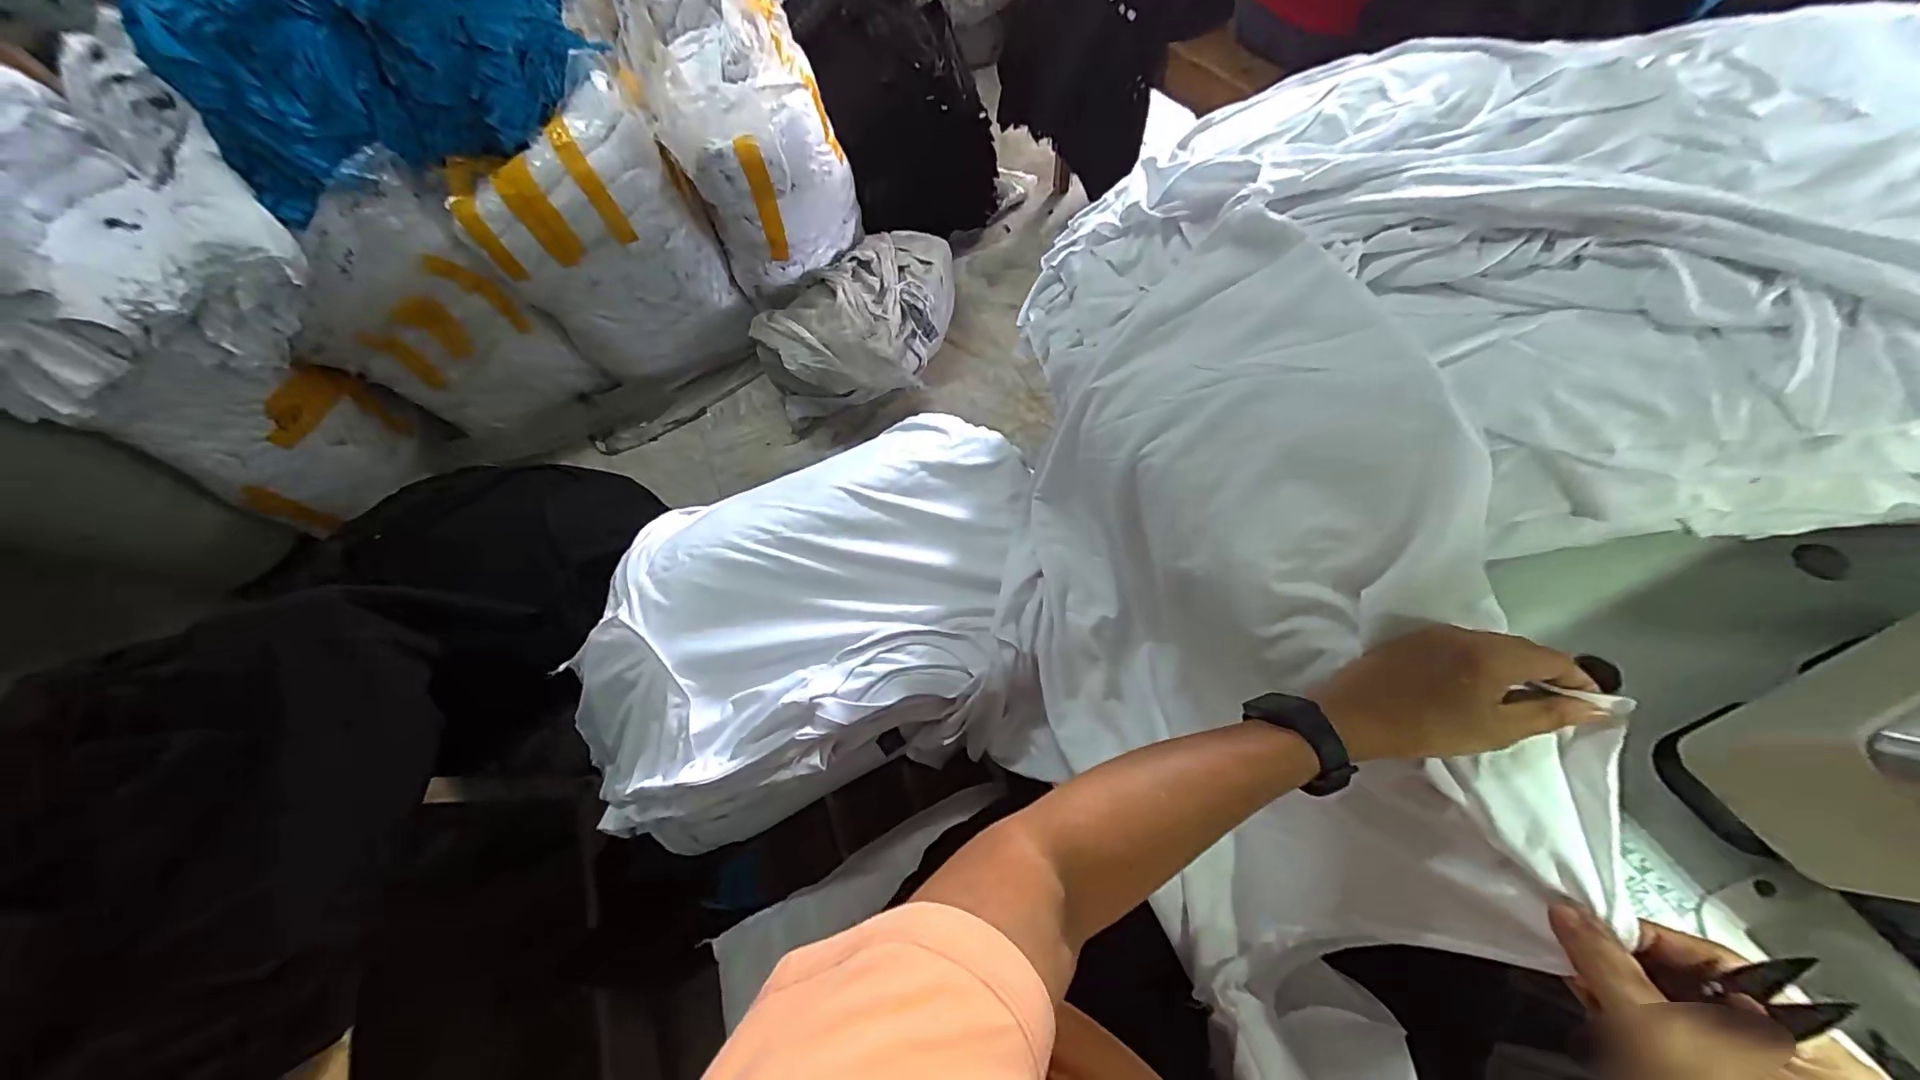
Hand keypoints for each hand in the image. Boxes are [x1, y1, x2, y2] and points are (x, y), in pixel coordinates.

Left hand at [1309, 623, 1606, 761]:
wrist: (1352, 716)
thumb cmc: (1427, 727)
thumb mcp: (1496, 729)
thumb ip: (1548, 714)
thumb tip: (1595, 706)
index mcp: (1491, 652)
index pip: (1552, 657)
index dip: (1579, 679)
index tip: (1594, 702)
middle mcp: (1463, 632)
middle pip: (1519, 648)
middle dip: (1545, 671)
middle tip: (1559, 702)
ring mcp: (1431, 633)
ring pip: (1487, 645)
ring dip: (1509, 666)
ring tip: (1519, 696)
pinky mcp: (1408, 640)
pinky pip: (1456, 646)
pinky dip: (1477, 662)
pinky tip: (1474, 685)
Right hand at [1551, 905, 1879, 1079]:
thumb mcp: (1653, 1030)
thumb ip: (1607, 963)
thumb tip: (1569, 914)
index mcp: (1811, 1044)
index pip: (1707, 956)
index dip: (1639, 935)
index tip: (1583, 924)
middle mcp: (1792, 1063)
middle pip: (1688, 988)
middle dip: (1623, 969)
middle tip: (1577, 957)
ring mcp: (1745, 1079)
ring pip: (1671, 1016)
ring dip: (1619, 997)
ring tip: (1586, 992)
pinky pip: (1664, 1044)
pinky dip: (1629, 1028)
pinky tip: (1603, 1023)